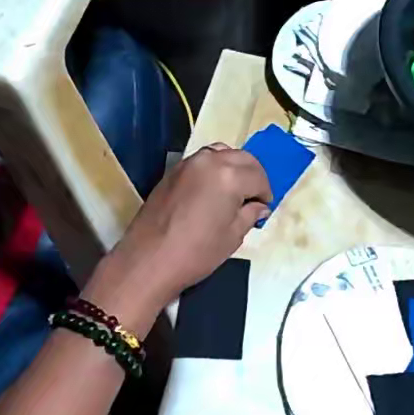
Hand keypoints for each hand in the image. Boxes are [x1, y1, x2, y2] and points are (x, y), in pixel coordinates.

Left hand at [85, 145, 270, 328]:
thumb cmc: (197, 252)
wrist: (148, 261)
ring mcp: (189, 164)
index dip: (265, 193)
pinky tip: (213, 189)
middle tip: (253, 198)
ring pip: (221, 153)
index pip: (258, 177)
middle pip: (242, 158)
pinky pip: (202, 160)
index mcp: (229, 176)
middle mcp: (210, 161)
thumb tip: (259, 206)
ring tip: (234, 191)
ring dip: (233, 167)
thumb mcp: (233, 236)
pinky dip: (214, 168)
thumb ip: (250, 214)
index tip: (263, 208)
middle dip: (253, 176)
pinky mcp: (173, 171)